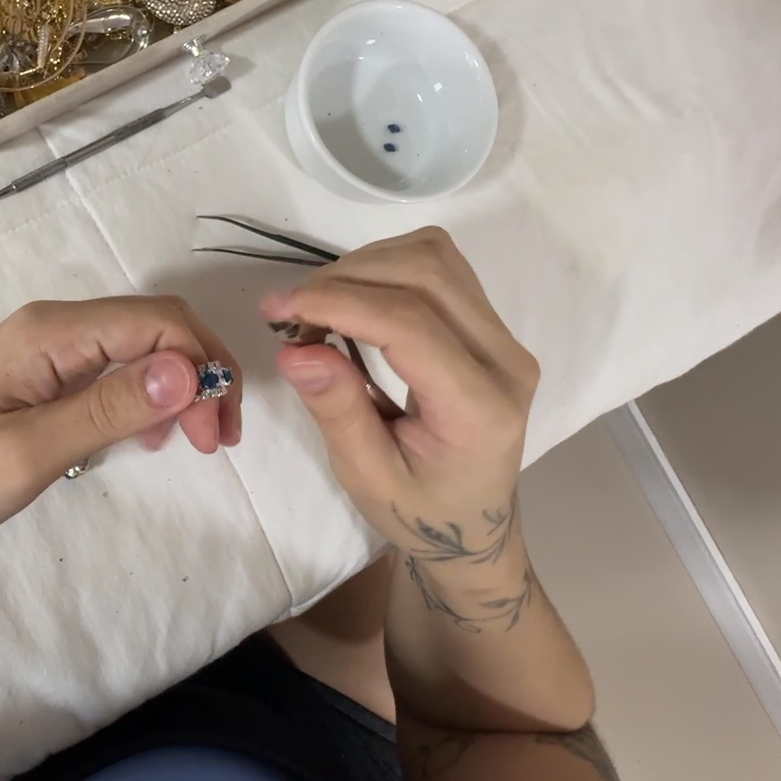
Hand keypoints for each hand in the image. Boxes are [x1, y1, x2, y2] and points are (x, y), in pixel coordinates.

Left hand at [0, 296, 242, 546]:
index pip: (157, 322)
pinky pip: (113, 371)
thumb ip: (109, 408)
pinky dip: (145, 398)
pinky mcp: (46, 374)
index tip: (214, 434)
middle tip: (212, 441)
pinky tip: (146, 436)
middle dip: (198, 374)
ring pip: (139, 349)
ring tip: (189, 443)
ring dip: (177, 386)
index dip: (202, 366)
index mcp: (53, 332)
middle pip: (156, 328)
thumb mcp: (31, 451)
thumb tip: (188, 370)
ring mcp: (50, 348)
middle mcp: (57, 326)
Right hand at [260, 228, 537, 582]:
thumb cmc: (418, 510)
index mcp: (478, 408)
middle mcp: (504, 360)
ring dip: (362, 266)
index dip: (337, 303)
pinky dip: (384, 265)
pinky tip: (353, 298)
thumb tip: (294, 350)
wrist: (472, 523)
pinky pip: (438, 264)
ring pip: (431, 257)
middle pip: (423, 274)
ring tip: (318, 306)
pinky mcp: (489, 323)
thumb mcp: (366, 476)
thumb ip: (337, 410)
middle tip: (290, 313)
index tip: (276, 309)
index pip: (408, 324)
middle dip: (343, 279)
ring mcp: (503, 336)